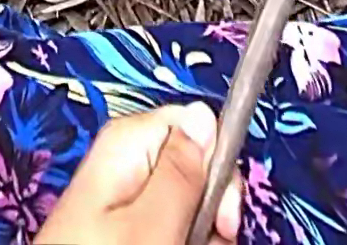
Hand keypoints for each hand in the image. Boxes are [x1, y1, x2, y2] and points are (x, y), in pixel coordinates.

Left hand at [35, 103, 240, 244]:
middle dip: (208, 213)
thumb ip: (180, 170)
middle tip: (192, 243)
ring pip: (189, 207)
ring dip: (194, 235)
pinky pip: (170, 225)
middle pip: (196, 170)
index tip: (219, 217)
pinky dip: (175, 240)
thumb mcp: (147, 225)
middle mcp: (128, 159)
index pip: (195, 124)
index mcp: (129, 141)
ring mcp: (127, 193)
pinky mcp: (127, 223)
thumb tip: (205, 113)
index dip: (216, 169)